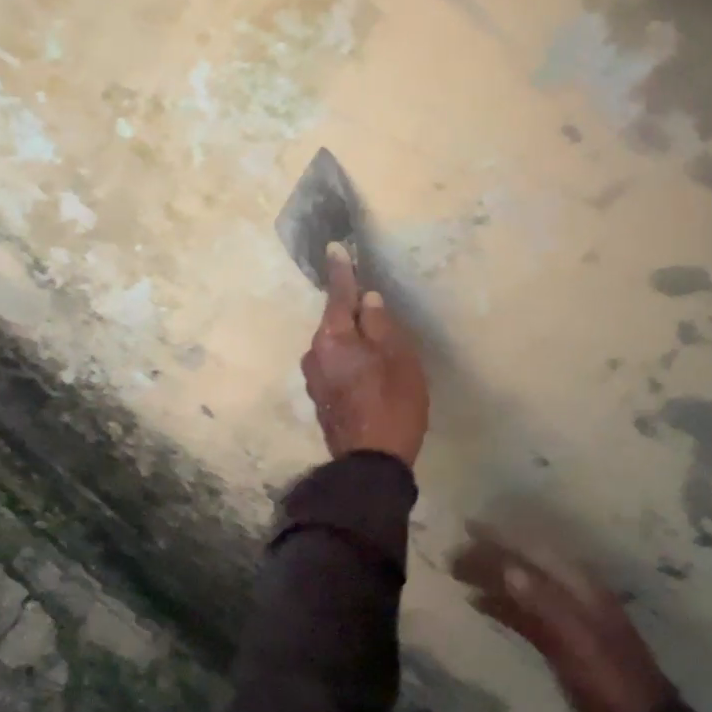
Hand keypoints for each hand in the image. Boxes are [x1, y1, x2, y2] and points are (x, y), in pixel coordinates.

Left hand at [300, 242, 429, 466]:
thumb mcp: (397, 357)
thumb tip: (366, 299)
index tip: (335, 247)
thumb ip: (380, 323)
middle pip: (336, 322)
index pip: (338, 294)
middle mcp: (314, 353)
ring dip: (353, 342)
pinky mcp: (320, 398)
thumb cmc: (391, 404)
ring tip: (380, 352)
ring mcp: (314, 378)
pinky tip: (369, 375)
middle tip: (377, 313)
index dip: (342, 270)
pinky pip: (336, 367)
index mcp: (332, 337)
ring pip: (335, 347)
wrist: (370, 464)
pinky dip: (350, 363)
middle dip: (353, 315)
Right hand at [450, 522, 674, 711]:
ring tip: (456, 573)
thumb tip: (507, 566)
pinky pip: (521, 613)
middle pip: (522, 564)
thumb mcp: (577, 637)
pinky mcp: (556, 640)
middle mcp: (569, 591)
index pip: (532, 547)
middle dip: (488, 555)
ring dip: (488, 577)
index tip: (466, 527)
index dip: (500, 535)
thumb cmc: (607, 674)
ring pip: (518, 586)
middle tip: (452, 556)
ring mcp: (562, 616)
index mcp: (578, 582)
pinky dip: (498, 604)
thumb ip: (543, 601)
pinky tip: (476, 603)